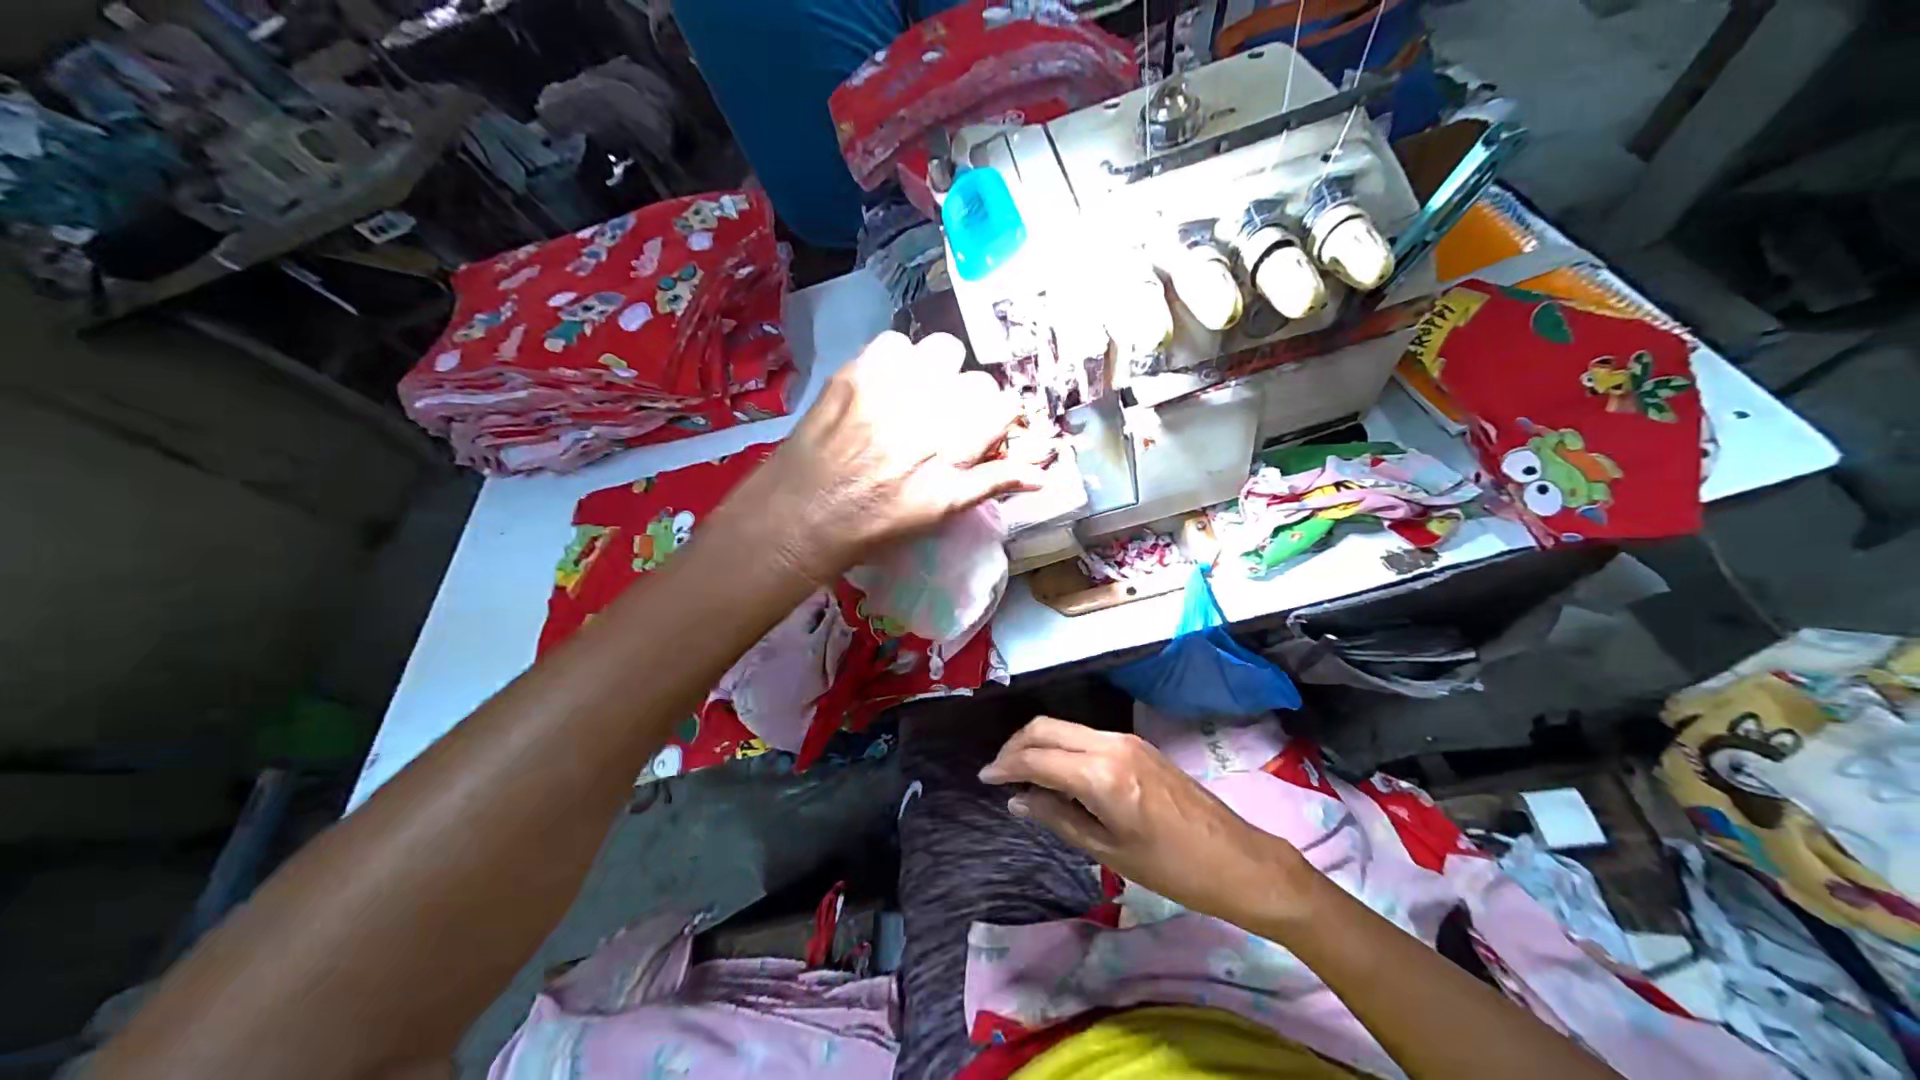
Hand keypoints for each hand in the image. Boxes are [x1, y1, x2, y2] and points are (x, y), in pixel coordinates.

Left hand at [741, 331, 1042, 579]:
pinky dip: (897, 361)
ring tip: (916, 398)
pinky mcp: (853, 372)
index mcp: (952, 449)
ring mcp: (887, 385)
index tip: (987, 427)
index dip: (1000, 416)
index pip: (1004, 406)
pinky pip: (894, 344)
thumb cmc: (874, 524)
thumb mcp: (939, 511)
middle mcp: (926, 409)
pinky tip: (887, 388)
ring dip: (936, 372)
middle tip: (944, 420)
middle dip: (968, 396)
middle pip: (974, 377)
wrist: (800, 515)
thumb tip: (1044, 473)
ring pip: (939, 350)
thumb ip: (991, 483)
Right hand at [979, 716, 1310, 924]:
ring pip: (1064, 727)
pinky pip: (1084, 735)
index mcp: (1102, 775)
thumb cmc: (1172, 869)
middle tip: (998, 773)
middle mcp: (1110, 745)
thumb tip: (1017, 800)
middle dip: (1015, 746)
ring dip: (1037, 743)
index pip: (1037, 757)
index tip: (983, 779)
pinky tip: (1056, 772)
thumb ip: (1058, 818)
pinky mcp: (1137, 744)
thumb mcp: (1108, 852)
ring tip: (1021, 774)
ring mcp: (1126, 740)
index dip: (1005, 766)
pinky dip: (1061, 746)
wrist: (1238, 859)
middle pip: (1046, 728)